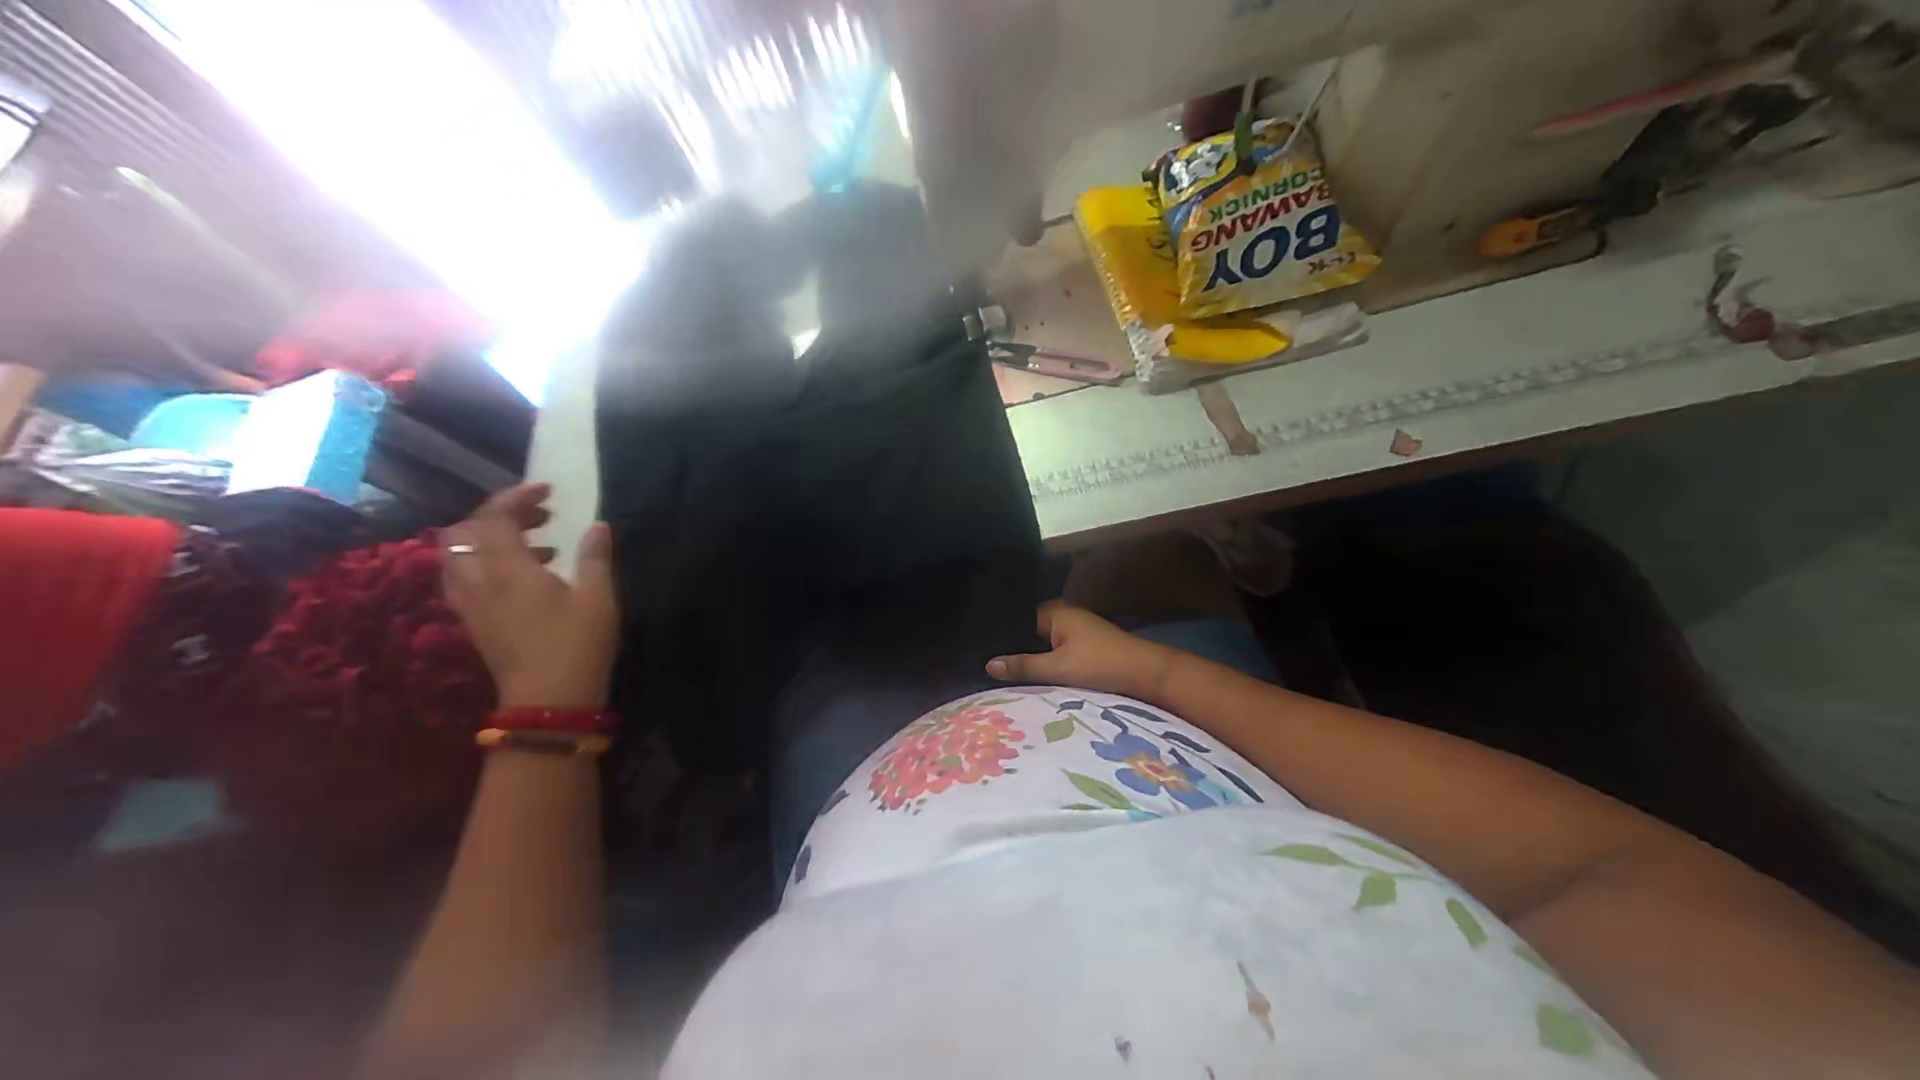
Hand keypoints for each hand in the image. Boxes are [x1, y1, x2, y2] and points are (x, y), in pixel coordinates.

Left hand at [441, 483, 618, 709]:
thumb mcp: (599, 599)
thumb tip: (598, 525)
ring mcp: (470, 604)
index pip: (492, 518)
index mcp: (508, 571)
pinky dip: (484, 561)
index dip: (515, 498)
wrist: (548, 702)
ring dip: (489, 538)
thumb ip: (596, 557)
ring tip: (535, 541)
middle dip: (498, 515)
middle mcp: (478, 582)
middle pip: (464, 532)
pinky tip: (521, 573)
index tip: (546, 491)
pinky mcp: (473, 622)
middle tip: (539, 516)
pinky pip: (462, 576)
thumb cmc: (578, 645)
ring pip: (458, 555)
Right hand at [986, 601, 1182, 701]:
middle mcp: (1064, 615)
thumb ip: (1023, 666)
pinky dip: (1046, 661)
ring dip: (1031, 657)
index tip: (979, 649)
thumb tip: (988, 664)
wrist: (1148, 674)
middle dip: (1013, 647)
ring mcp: (1077, 630)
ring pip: (1043, 644)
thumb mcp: (1058, 669)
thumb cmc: (1101, 665)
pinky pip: (1056, 651)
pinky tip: (1033, 675)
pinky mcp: (1086, 646)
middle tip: (985, 664)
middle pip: (1029, 632)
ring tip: (1003, 672)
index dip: (1000, 634)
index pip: (1017, 619)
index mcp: (1055, 612)